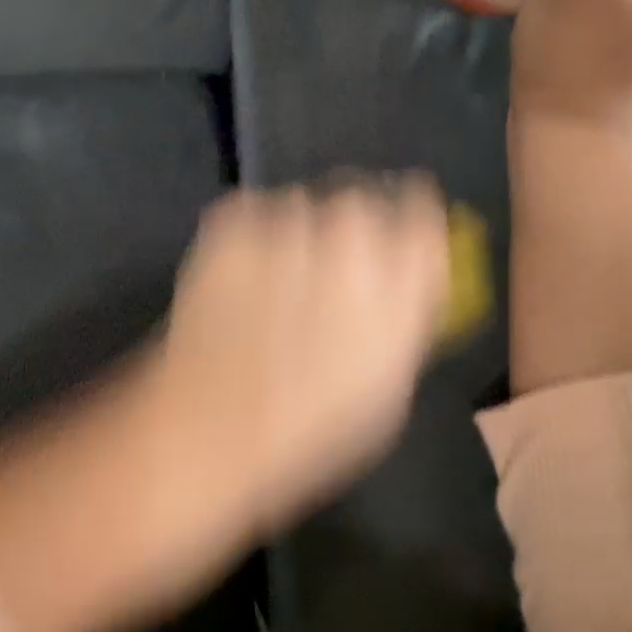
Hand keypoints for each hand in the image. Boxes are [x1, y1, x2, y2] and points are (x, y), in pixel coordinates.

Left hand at [146, 176, 450, 529]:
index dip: (411, 224)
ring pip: (303, 202)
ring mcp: (286, 222)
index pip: (422, 215)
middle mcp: (350, 236)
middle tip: (330, 263)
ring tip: (276, 279)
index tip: (398, 238)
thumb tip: (406, 282)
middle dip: (351, 224)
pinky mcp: (231, 221)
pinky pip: (251, 211)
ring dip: (297, 230)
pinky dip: (251, 234)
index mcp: (401, 280)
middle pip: (362, 200)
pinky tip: (240, 277)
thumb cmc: (309, 430)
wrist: (210, 423)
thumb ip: (403, 320)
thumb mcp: (387, 388)